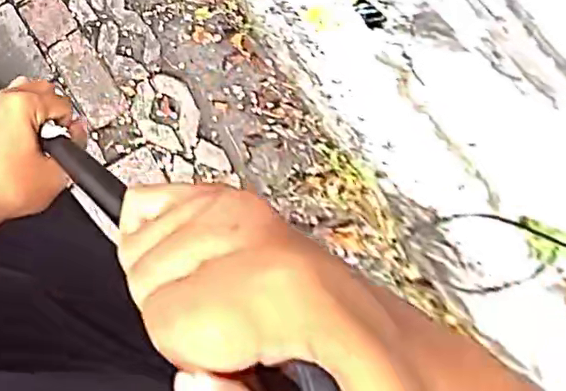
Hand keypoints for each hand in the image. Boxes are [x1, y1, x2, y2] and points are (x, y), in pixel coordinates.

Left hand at [0, 78, 82, 228]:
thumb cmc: (3, 186)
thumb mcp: (55, 173)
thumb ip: (75, 147)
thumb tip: (78, 131)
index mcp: (23, 102)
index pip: (64, 103)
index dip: (70, 128)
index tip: (66, 146)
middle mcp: (7, 97)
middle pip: (45, 89)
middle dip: (56, 114)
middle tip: (56, 142)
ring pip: (28, 94)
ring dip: (40, 113)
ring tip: (42, 142)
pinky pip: (14, 106)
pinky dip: (25, 119)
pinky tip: (26, 145)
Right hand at [119, 185, 421, 390]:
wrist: (425, 372)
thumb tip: (191, 379)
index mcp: (283, 286)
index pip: (164, 318)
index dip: (201, 365)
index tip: (248, 372)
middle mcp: (255, 228)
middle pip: (147, 279)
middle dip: (185, 329)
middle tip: (247, 352)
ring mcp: (239, 203)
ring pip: (139, 244)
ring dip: (174, 288)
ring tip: (235, 316)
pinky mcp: (228, 194)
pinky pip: (145, 204)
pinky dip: (157, 241)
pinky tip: (204, 272)